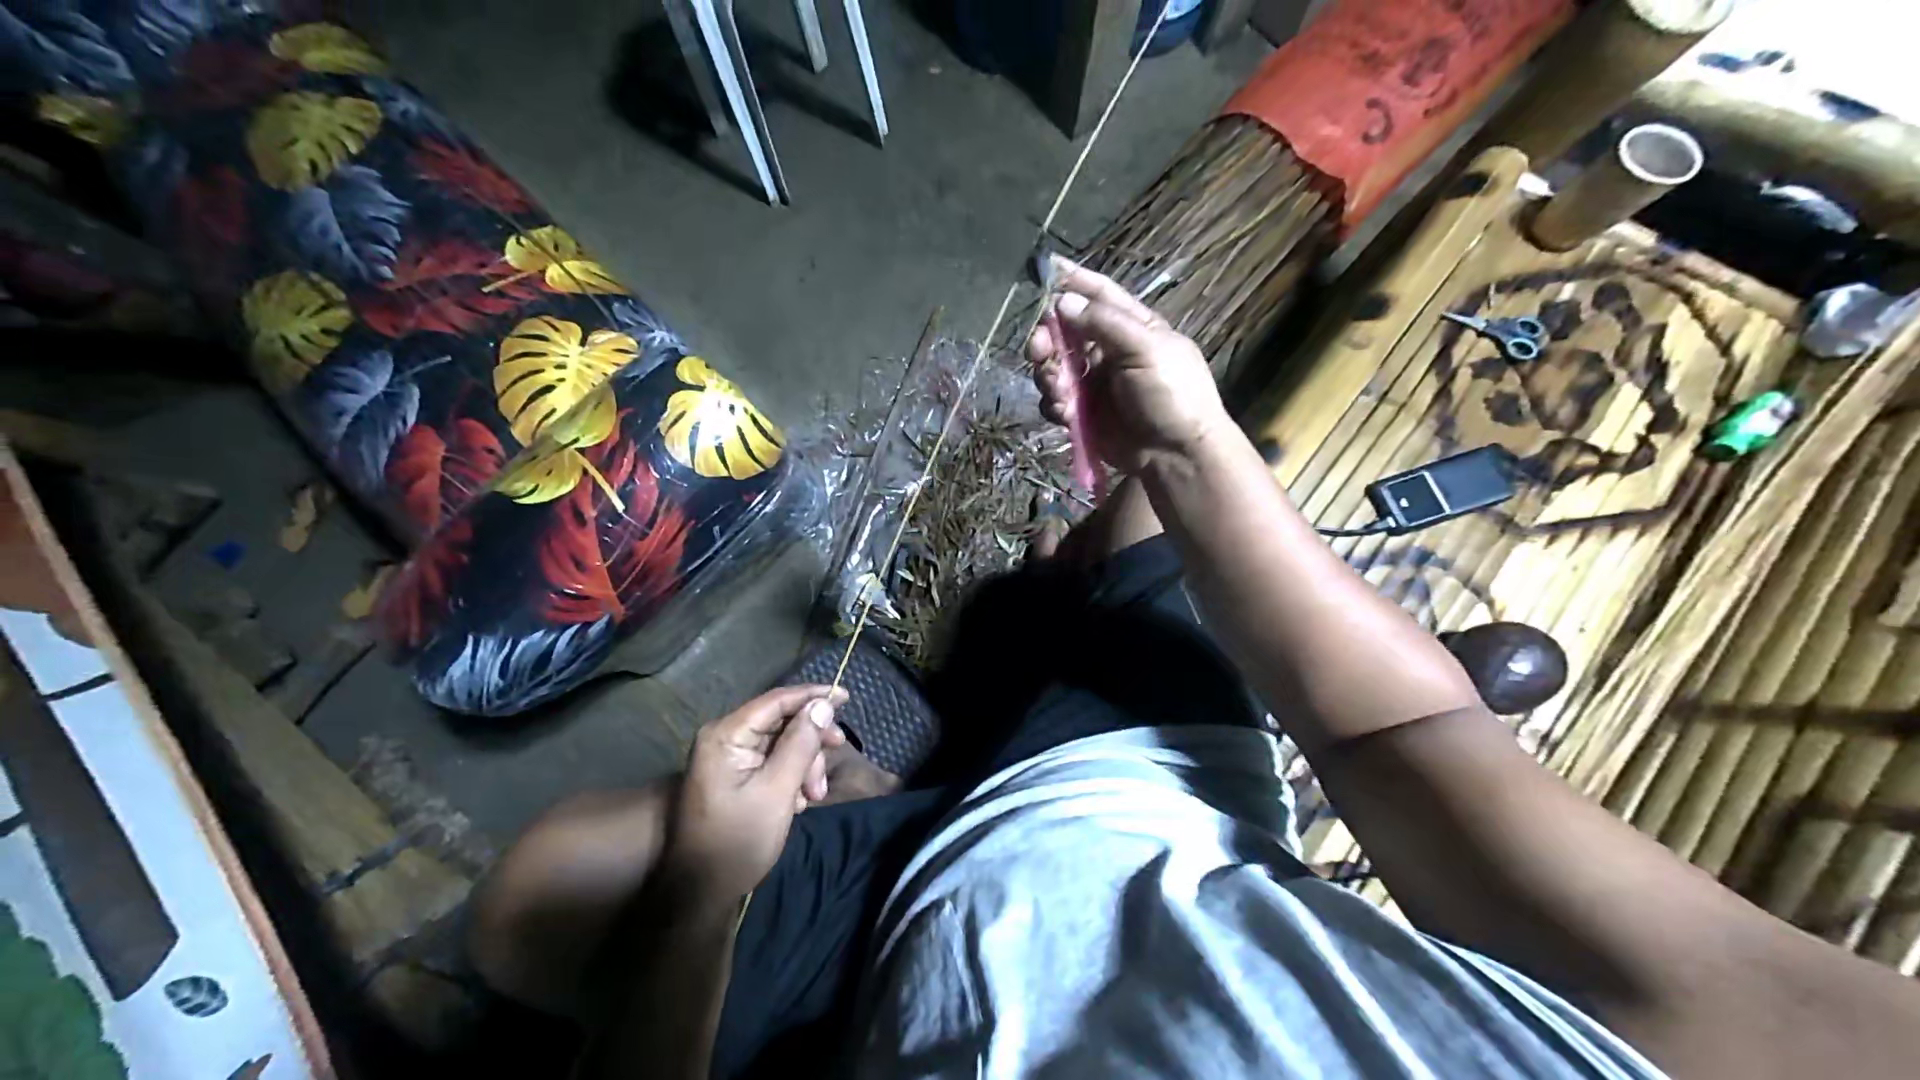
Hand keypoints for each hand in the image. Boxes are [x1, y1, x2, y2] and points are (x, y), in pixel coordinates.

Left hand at [663, 685, 848, 898]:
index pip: (776, 701)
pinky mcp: (735, 774)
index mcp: (726, 735)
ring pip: (782, 742)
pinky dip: (791, 776)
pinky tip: (798, 802)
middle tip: (828, 771)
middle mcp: (725, 737)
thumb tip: (824, 704)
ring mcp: (729, 757)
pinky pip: (773, 760)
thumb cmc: (738, 841)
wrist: (702, 894)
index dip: (812, 696)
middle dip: (810, 745)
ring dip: (804, 765)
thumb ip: (801, 743)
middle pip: (782, 722)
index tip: (845, 697)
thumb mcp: (777, 791)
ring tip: (813, 798)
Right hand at [1027, 258, 1230, 473]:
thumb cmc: (1173, 394)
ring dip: (1049, 377)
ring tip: (1060, 393)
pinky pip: (1055, 401)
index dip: (1073, 280)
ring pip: (1054, 368)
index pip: (1099, 294)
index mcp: (1132, 327)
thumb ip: (1104, 324)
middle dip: (1047, 338)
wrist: (1176, 454)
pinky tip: (1065, 414)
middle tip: (1039, 349)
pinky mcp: (1083, 413)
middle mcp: (1108, 351)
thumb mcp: (1146, 350)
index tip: (1045, 267)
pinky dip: (1054, 405)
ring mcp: (1093, 384)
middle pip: (1065, 332)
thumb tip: (1063, 301)